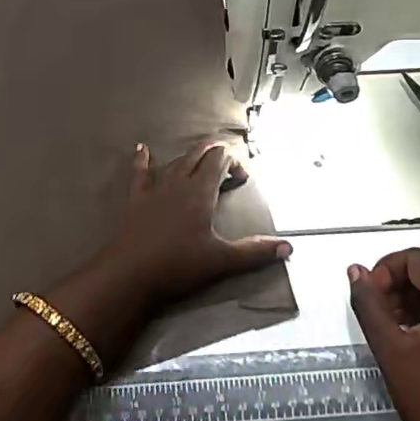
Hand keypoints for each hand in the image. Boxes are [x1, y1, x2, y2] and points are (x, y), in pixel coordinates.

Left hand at [102, 143, 290, 306]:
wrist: (131, 272)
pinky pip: (139, 173)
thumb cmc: (179, 264)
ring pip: (175, 162)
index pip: (219, 161)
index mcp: (200, 192)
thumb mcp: (221, 260)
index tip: (242, 177)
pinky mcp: (135, 199)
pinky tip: (141, 148)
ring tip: (199, 153)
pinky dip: (142, 160)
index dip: (233, 162)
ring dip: (189, 156)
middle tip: (225, 157)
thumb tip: (288, 248)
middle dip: (213, 151)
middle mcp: (178, 183)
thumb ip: (255, 252)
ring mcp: (155, 189)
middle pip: (198, 155)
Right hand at [349, 248, 419, 420]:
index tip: (370, 297)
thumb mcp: (391, 350)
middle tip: (378, 311)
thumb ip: (369, 304)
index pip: (418, 259)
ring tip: (391, 326)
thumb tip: (355, 270)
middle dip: (397, 282)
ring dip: (411, 297)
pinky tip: (412, 338)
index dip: (386, 269)